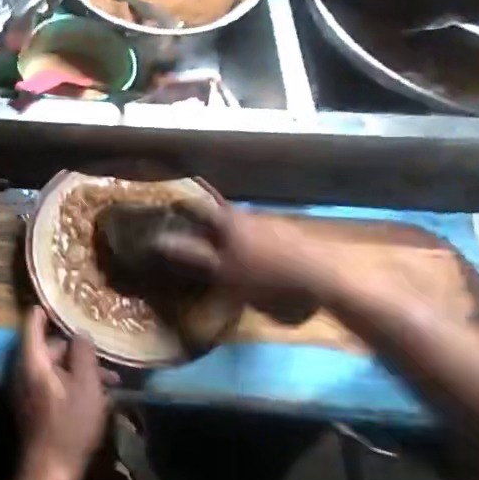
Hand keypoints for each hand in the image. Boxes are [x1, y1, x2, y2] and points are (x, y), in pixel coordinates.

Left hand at [14, 307, 114, 475]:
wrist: (51, 468)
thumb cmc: (70, 424)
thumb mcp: (86, 386)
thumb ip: (84, 355)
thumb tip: (80, 334)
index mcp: (33, 362)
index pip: (32, 326)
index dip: (43, 312)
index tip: (54, 301)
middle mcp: (24, 372)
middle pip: (48, 348)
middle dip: (77, 350)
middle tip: (104, 357)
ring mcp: (27, 390)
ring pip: (54, 368)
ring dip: (80, 370)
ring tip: (111, 382)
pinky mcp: (34, 406)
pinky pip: (52, 384)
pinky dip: (72, 383)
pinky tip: (97, 397)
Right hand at [152, 204, 332, 322]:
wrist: (321, 278)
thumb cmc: (264, 276)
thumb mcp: (222, 272)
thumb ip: (191, 256)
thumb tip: (157, 241)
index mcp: (229, 221)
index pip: (200, 205)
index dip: (184, 203)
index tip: (171, 201)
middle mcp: (249, 215)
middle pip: (222, 212)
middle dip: (210, 218)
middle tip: (197, 227)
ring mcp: (272, 222)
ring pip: (244, 222)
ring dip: (232, 230)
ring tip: (225, 244)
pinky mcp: (291, 234)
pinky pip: (263, 232)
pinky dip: (253, 240)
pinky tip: (256, 255)